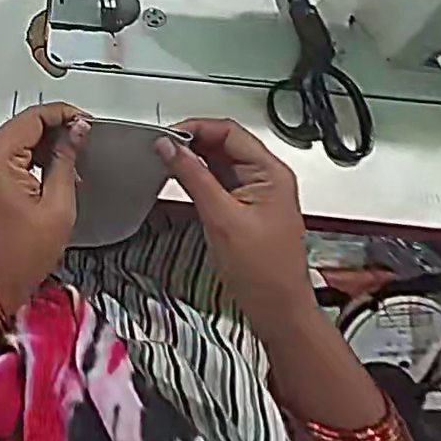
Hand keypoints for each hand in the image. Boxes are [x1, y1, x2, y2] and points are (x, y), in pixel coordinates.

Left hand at [0, 103, 88, 309]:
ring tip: (75, 154)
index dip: (63, 114)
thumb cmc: (22, 253)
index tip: (85, 121)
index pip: (33, 117)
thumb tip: (77, 131)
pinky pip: (18, 152)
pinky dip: (40, 154)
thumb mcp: (57, 205)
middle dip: (57, 126)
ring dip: (49, 140)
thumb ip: (66, 159)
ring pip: (22, 136)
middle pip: (26, 123)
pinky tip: (59, 167)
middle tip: (84, 135)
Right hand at [155, 119, 317, 336]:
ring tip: (166, 160)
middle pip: (225, 143)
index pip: (230, 132)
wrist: (279, 312)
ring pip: (220, 161)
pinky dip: (199, 177)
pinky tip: (181, 179)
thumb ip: (193, 177)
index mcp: (270, 172)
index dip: (197, 127)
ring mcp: (256, 192)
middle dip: (193, 141)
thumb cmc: (262, 272)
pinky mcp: (245, 207)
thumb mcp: (222, 218)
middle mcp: (266, 176)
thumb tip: (169, 147)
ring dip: (194, 159)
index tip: (168, 134)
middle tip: (162, 147)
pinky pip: (219, 181)